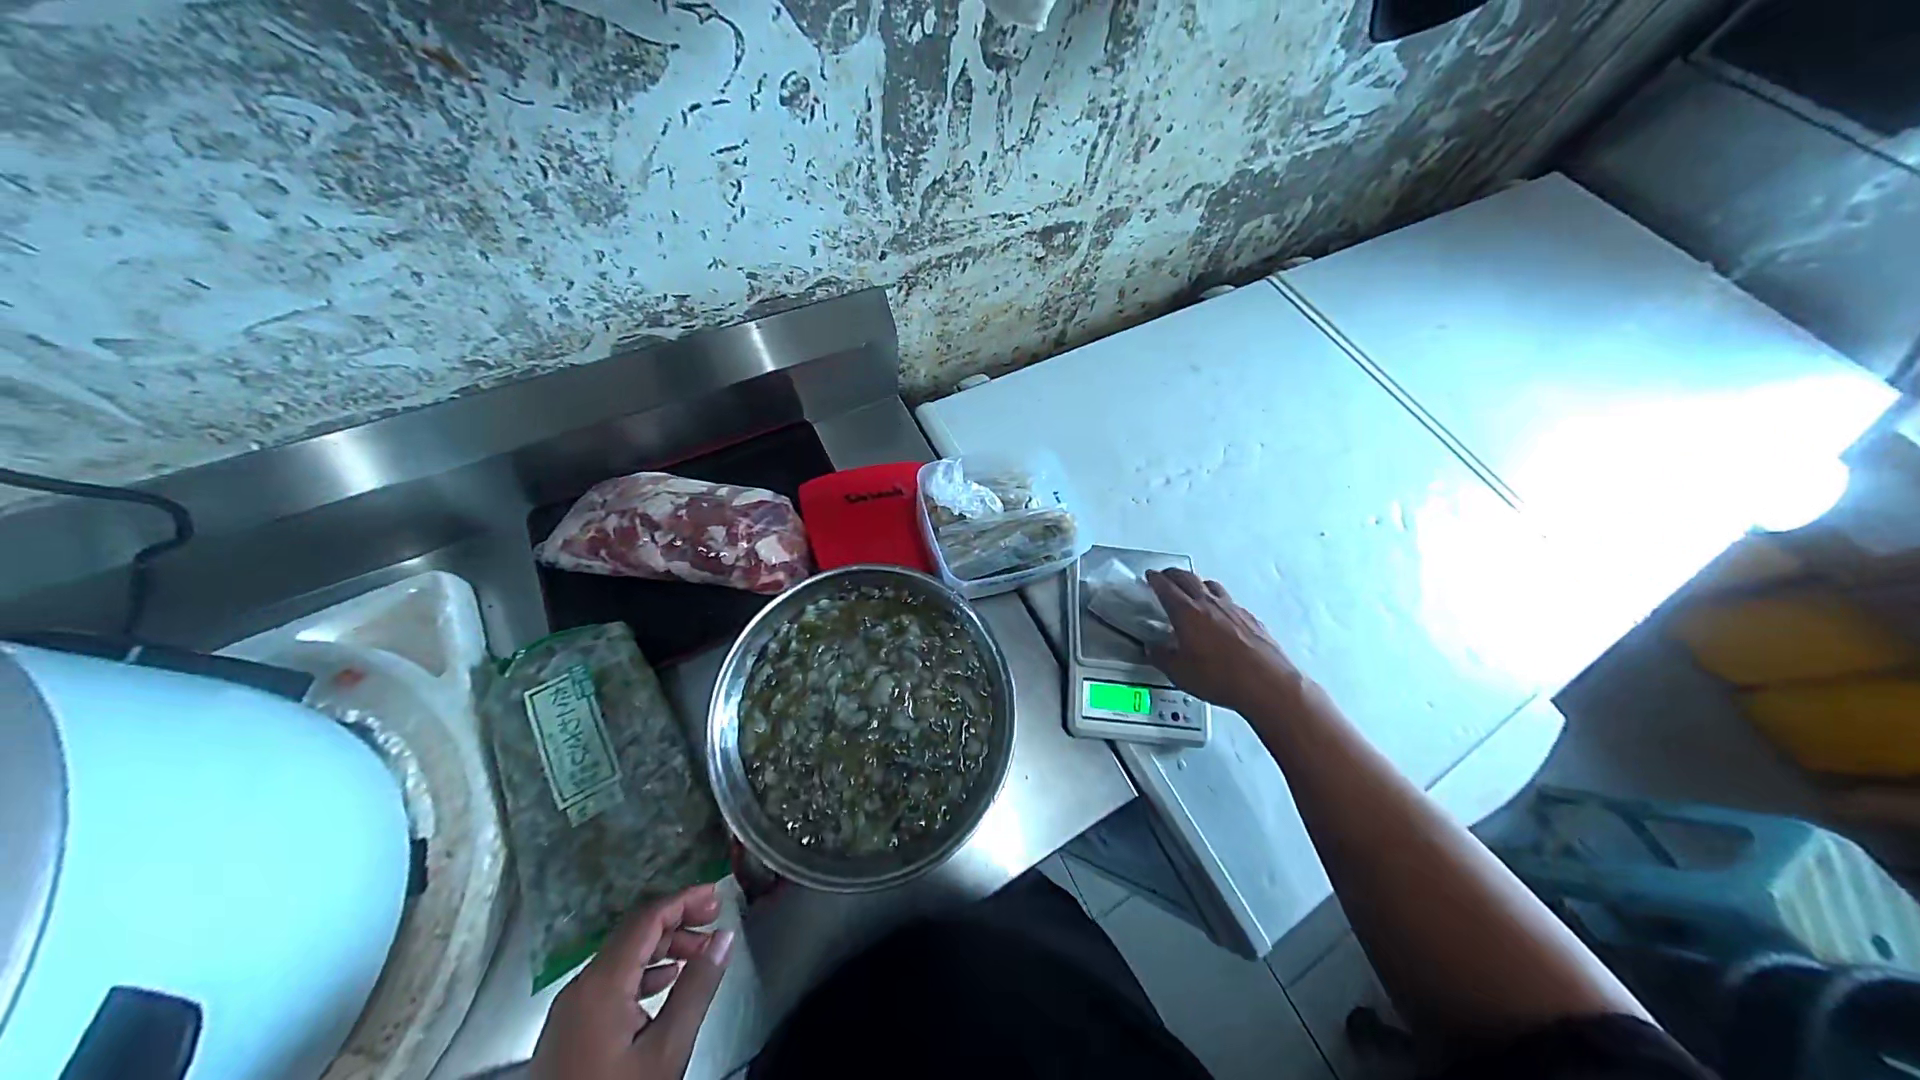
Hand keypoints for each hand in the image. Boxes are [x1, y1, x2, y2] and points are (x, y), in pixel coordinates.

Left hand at [529, 884, 735, 1079]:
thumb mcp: (666, 1049)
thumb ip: (697, 988)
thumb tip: (724, 938)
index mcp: (601, 984)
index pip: (646, 919)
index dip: (684, 900)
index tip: (717, 896)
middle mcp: (580, 987)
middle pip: (632, 933)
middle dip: (677, 920)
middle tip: (715, 918)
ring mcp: (571, 1009)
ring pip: (622, 957)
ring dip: (664, 946)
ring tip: (701, 952)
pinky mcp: (570, 1030)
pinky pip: (611, 981)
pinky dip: (644, 970)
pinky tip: (668, 980)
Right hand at [1146, 568, 1304, 715]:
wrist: (1265, 683)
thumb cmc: (1224, 676)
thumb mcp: (1179, 672)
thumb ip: (1162, 657)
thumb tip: (1154, 650)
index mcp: (1187, 613)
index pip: (1166, 587)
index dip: (1156, 579)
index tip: (1152, 576)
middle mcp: (1210, 605)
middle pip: (1188, 578)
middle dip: (1174, 574)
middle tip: (1167, 574)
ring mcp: (1232, 609)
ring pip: (1211, 586)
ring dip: (1198, 582)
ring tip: (1193, 586)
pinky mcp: (1250, 619)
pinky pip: (1231, 601)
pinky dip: (1220, 600)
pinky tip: (1221, 611)